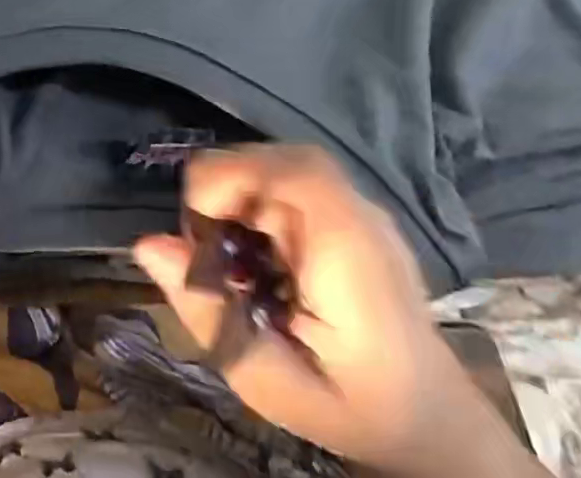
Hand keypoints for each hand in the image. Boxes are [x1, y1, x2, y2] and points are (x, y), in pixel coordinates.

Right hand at [134, 147, 546, 477]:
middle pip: (275, 160)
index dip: (232, 175)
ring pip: (275, 165)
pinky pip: (287, 183)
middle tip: (205, 250)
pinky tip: (255, 252)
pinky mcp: (349, 212)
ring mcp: (359, 209)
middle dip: (221, 191)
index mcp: (350, 252)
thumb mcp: (268, 381)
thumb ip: (210, 313)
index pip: (296, 170)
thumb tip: (148, 245)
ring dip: (234, 197)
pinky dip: (253, 203)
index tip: (199, 229)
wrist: (432, 419)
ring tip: (228, 254)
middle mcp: (359, 215)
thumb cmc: (352, 408)